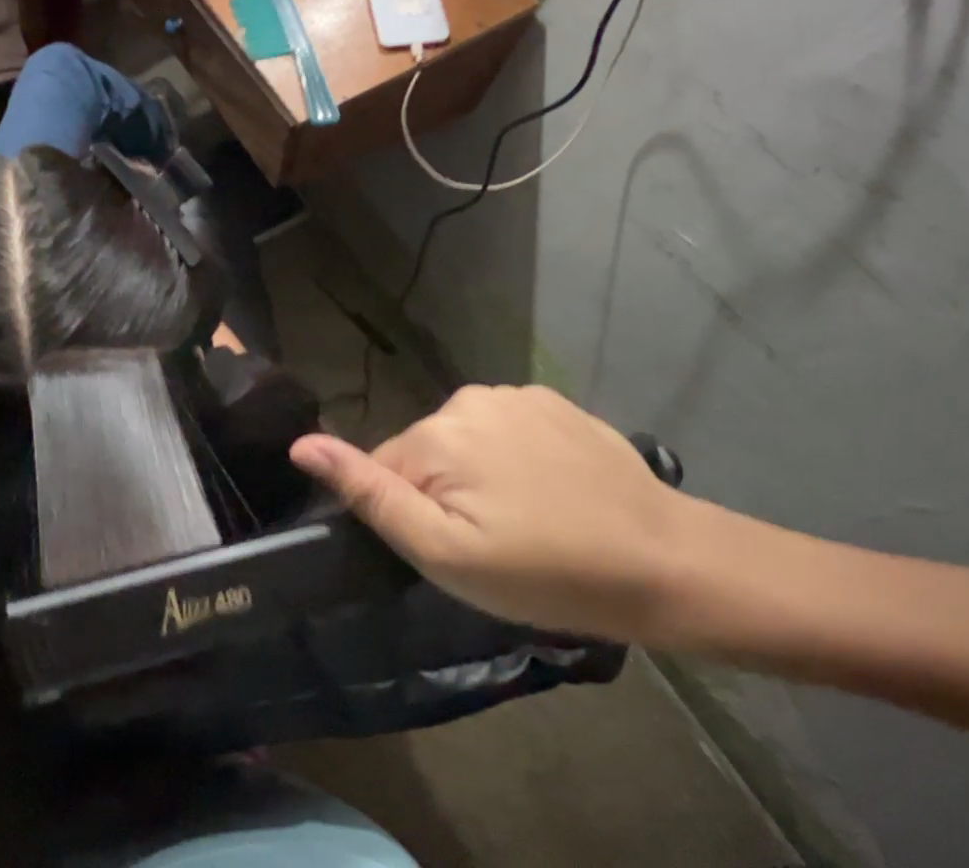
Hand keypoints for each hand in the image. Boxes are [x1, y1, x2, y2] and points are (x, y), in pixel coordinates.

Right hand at [290, 385, 714, 642]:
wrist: (667, 564)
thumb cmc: (543, 572)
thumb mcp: (441, 551)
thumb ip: (368, 493)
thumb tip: (301, 444)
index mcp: (436, 433)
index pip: (381, 471)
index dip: (406, 516)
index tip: (451, 551)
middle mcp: (468, 398)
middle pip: (421, 453)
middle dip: (440, 494)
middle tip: (489, 544)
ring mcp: (517, 395)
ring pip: (462, 442)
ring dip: (475, 476)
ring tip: (525, 522)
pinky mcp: (556, 403)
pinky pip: (503, 431)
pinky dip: (512, 460)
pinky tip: (550, 494)